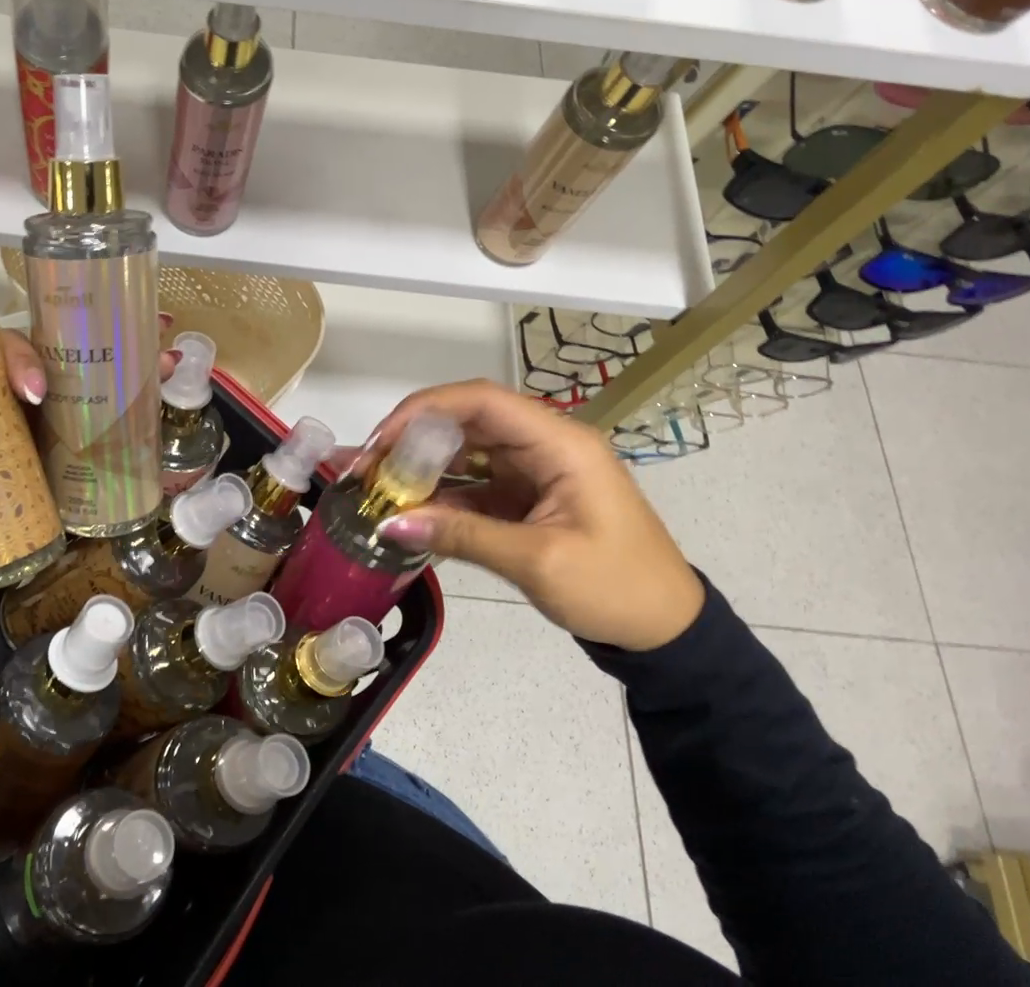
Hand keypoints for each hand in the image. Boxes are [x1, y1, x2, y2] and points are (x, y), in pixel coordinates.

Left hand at [0, 318, 181, 536]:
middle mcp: (10, 394)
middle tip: (124, 364)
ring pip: (88, 390)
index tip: (31, 389)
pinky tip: (160, 418)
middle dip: (98, 350)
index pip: (2, 349)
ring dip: (130, 373)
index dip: (22, 357)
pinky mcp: (58, 463)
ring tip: (165, 363)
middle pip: (58, 362)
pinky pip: (96, 439)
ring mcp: (39, 427)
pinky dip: (131, 426)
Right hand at [370, 380, 703, 651]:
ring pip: (465, 451)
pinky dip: (439, 496)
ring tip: (376, 490)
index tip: (380, 443)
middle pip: (467, 421)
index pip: (481, 401)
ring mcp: (536, 471)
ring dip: (421, 467)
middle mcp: (546, 445)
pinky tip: (407, 513)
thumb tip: (389, 525)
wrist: (664, 629)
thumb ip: (461, 535)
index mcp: (561, 445)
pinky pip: (473, 484)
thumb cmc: (615, 588)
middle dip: (412, 440)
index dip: (423, 411)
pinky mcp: (526, 497)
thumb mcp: (537, 561)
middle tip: (366, 472)